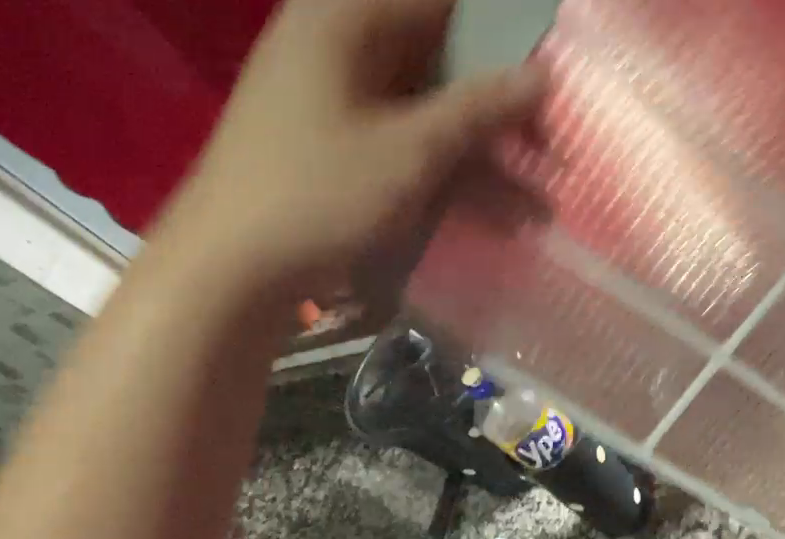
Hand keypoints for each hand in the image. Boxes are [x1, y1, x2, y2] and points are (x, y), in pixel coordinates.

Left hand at [158, 0, 547, 296]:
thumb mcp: (412, 150)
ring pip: (433, 112)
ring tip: (541, 202)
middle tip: (551, 148)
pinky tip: (503, 217)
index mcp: (346, 20)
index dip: (503, 35)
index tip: (549, 75)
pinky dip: (455, 175)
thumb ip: (479, 109)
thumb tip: (542, 74)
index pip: (443, 5)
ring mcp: (341, 102)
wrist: (233, 265)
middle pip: (441, 60)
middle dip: (501, 107)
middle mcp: (342, 48)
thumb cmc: (320, 193)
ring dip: (487, 155)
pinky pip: (412, 146)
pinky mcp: (344, 149)